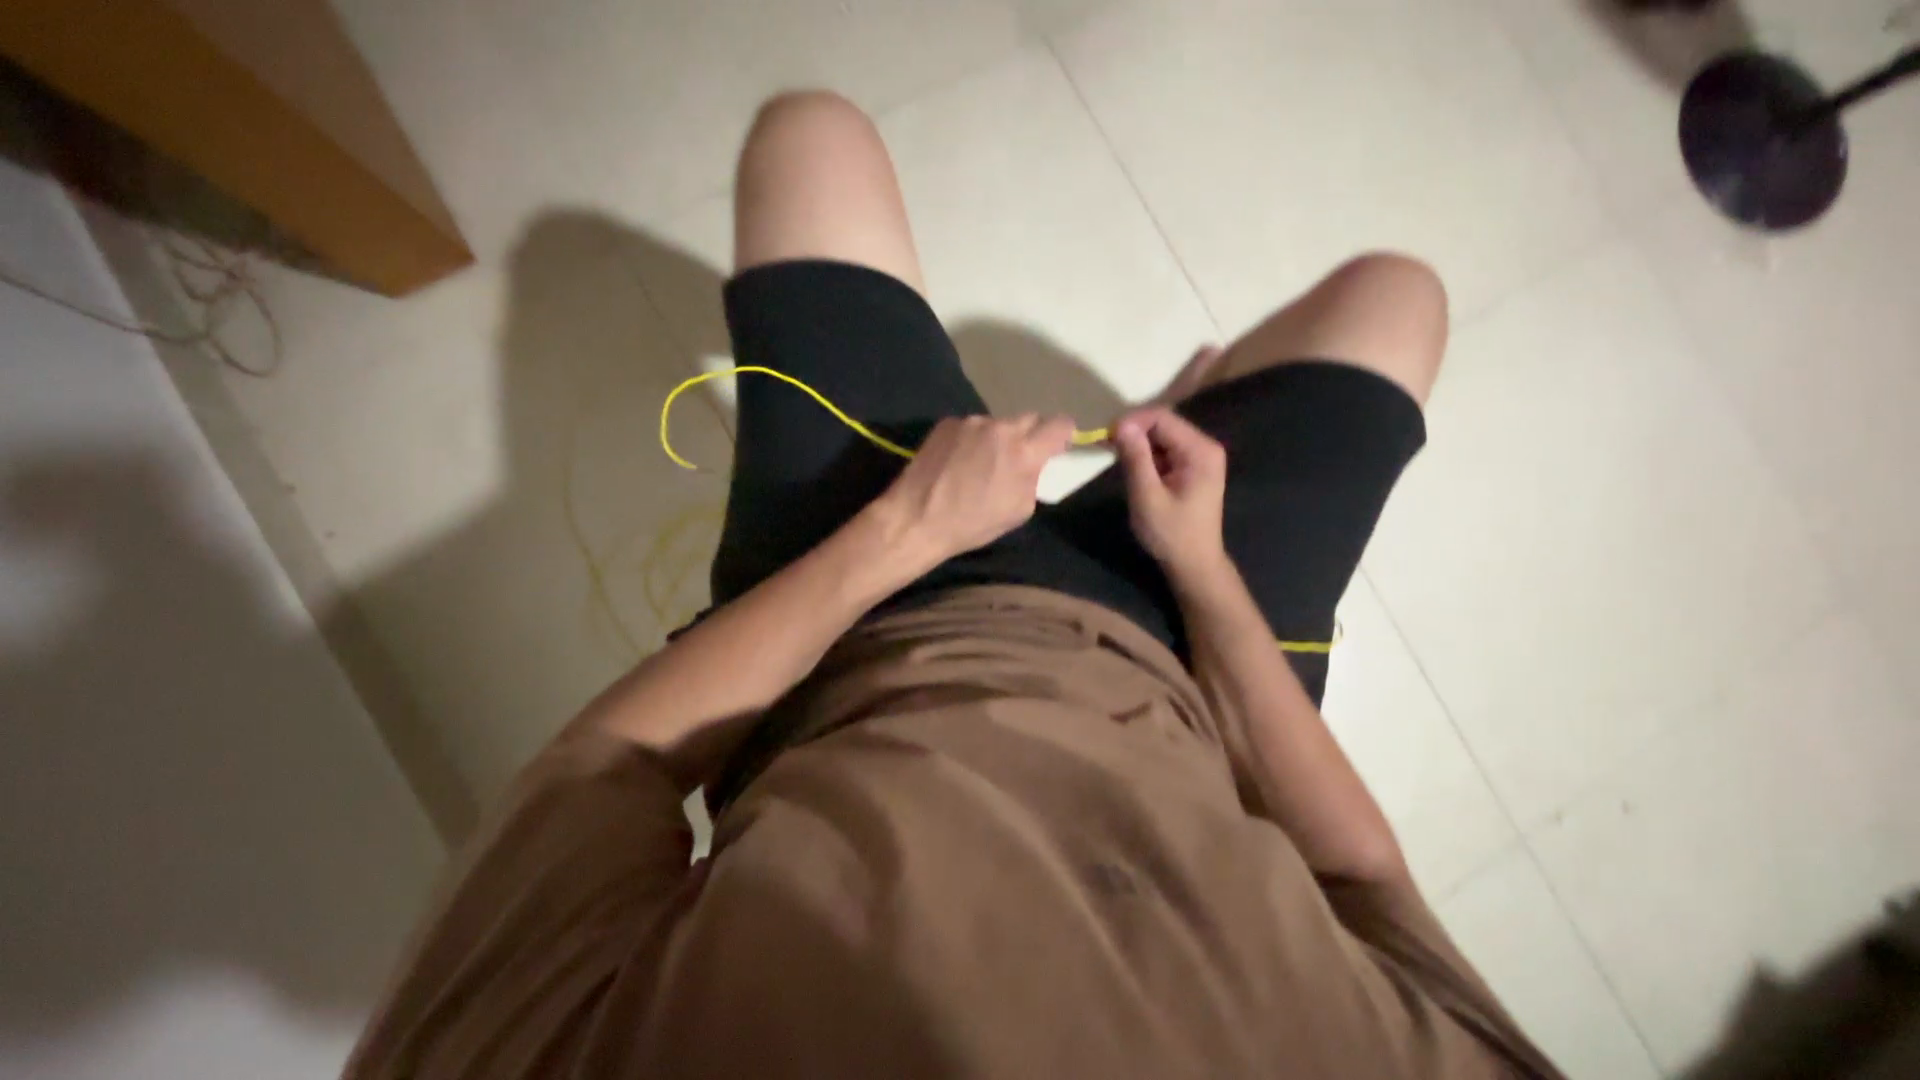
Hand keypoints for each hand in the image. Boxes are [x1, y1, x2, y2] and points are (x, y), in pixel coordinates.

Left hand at [874, 413, 1075, 562]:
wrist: (916, 518)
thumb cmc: (972, 523)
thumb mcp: (1019, 510)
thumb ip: (1034, 479)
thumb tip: (1035, 465)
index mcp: (1024, 452)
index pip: (1060, 424)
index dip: (1063, 435)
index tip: (1057, 446)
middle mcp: (1000, 428)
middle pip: (1029, 419)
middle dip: (1030, 436)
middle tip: (1018, 458)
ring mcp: (971, 422)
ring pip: (997, 423)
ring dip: (997, 438)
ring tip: (980, 464)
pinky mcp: (947, 423)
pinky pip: (971, 427)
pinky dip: (971, 440)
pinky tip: (957, 461)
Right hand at [1112, 406, 1229, 580]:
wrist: (1194, 564)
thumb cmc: (1171, 534)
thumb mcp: (1148, 496)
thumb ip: (1135, 458)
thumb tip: (1121, 424)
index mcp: (1200, 451)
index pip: (1162, 418)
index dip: (1132, 421)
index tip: (1105, 435)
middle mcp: (1204, 447)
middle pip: (1163, 424)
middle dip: (1133, 431)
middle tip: (1104, 444)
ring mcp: (1199, 457)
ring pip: (1161, 436)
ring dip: (1137, 443)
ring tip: (1113, 454)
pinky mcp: (1191, 467)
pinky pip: (1164, 450)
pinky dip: (1145, 454)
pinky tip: (1129, 465)